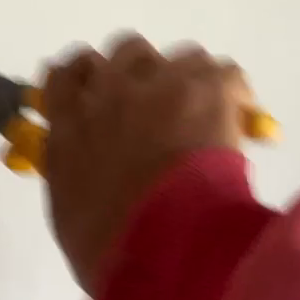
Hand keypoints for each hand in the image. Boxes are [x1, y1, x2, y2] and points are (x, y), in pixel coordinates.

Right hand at [44, 35, 252, 292]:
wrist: (162, 247)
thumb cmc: (106, 246)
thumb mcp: (67, 212)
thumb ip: (70, 174)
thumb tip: (82, 165)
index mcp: (67, 129)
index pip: (62, 77)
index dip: (81, 80)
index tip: (93, 95)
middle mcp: (107, 95)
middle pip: (123, 52)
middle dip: (137, 73)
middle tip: (153, 107)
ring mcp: (157, 87)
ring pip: (177, 56)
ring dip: (185, 80)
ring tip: (199, 115)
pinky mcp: (205, 89)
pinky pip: (223, 71)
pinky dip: (230, 93)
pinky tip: (237, 118)